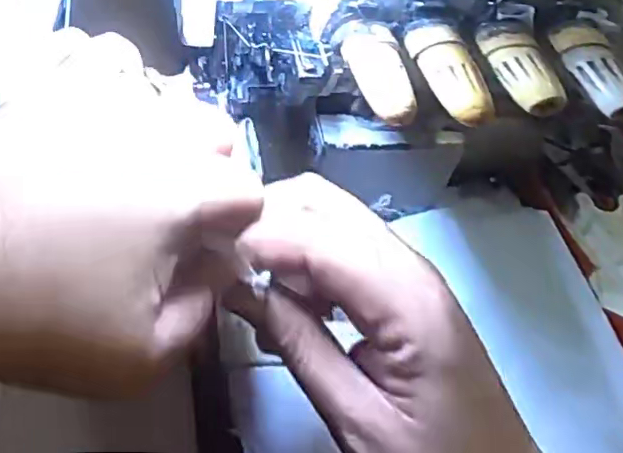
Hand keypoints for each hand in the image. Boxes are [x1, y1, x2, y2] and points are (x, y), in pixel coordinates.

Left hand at [0, 50, 262, 427]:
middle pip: (218, 131)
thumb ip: (201, 312)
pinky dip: (110, 74)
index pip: (249, 191)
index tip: (194, 249)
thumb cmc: (36, 316)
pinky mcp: (60, 74)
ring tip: (118, 159)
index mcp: (189, 189)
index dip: (230, 225)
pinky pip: (108, 52)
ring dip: (161, 123)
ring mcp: (109, 91)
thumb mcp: (135, 357)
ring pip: (168, 90)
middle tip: (157, 207)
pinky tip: (88, 108)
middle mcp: (161, 125)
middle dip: (205, 168)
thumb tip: (216, 264)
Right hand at [229, 174, 535, 452]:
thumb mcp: (361, 422)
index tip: (214, 253)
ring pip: (333, 211)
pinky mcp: (403, 279)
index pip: (319, 236)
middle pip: (325, 201)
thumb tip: (244, 289)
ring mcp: (408, 265)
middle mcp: (407, 260)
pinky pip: (346, 240)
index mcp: (404, 295)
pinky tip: (288, 288)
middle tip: (225, 255)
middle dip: (270, 214)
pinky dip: (308, 248)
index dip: (263, 236)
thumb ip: (301, 348)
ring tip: (248, 272)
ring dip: (286, 228)